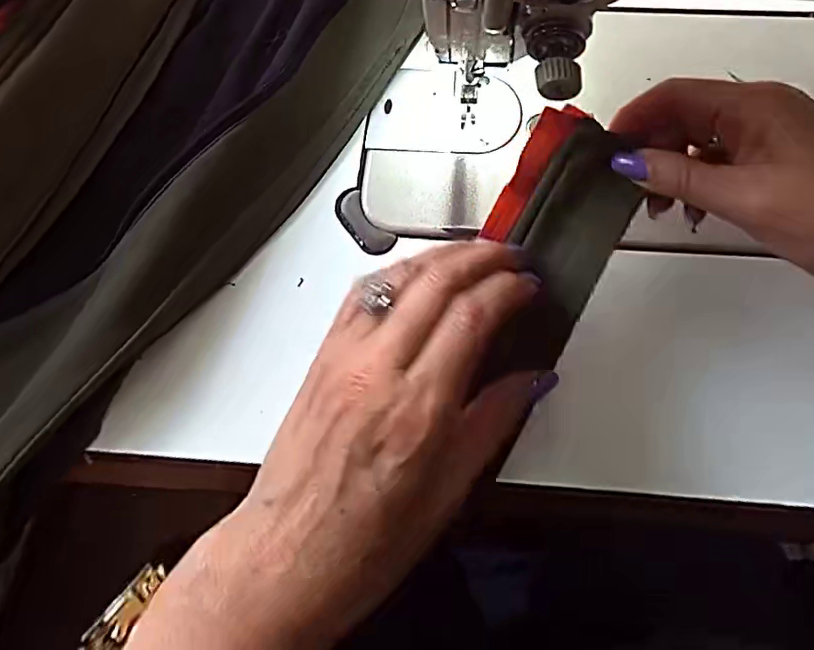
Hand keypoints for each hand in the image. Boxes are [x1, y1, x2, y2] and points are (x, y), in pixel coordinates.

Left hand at [132, 242, 550, 649]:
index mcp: (417, 409)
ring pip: (399, 274)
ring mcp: (344, 356)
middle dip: (485, 255)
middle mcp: (377, 372)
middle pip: (439, 280)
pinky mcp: (323, 354)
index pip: (473, 315)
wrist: (282, 561)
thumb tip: (531, 380)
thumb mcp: (449, 490)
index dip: (509, 288)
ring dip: (444, 253)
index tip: (528, 285)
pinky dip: (400, 269)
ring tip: (475, 252)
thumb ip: (495, 421)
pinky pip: (362, 290)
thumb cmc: (359, 543)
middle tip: (511, 257)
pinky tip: (418, 269)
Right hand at [608, 79, 813, 299]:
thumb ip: (681, 177)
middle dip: (654, 145)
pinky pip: (727, 158)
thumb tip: (633, 162)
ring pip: (706, 139)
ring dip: (677, 166)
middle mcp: (766, 110)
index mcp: (757, 104)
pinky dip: (703, 178)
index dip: (637, 117)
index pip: (677, 94)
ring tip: (659, 203)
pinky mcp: (784, 160)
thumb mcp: (746, 199)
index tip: (610, 145)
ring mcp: (776, 135)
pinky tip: (695, 206)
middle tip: (629, 180)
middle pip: (689, 114)